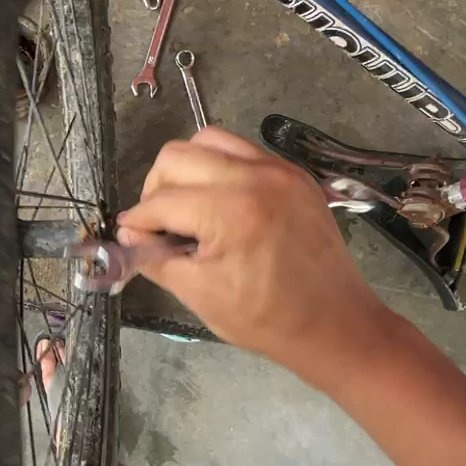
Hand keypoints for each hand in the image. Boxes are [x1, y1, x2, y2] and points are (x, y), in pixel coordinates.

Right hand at [117, 128, 399, 383]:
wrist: (336, 325)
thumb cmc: (265, 318)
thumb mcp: (198, 293)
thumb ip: (154, 258)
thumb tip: (129, 237)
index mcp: (230, 211)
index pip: (161, 201)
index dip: (137, 222)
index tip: (129, 237)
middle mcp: (255, 177)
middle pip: (176, 156)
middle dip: (156, 188)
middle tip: (157, 222)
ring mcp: (278, 170)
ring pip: (208, 140)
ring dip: (186, 169)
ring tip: (186, 204)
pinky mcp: (293, 173)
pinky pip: (241, 150)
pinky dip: (218, 166)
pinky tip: (216, 200)